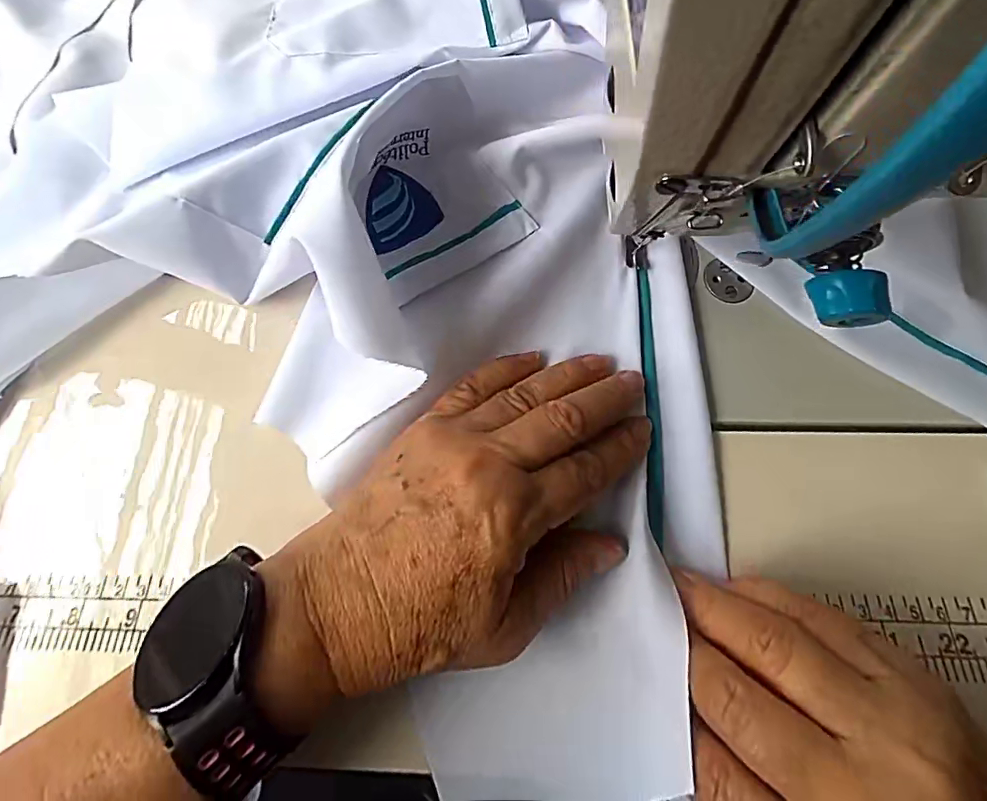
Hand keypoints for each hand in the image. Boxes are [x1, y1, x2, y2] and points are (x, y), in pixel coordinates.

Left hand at [253, 352, 648, 729]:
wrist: (343, 596)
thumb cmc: (423, 622)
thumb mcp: (506, 626)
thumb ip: (562, 577)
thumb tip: (608, 542)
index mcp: (514, 515)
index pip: (584, 471)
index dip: (619, 450)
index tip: (642, 431)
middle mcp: (487, 464)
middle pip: (561, 421)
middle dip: (604, 399)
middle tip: (634, 383)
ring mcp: (451, 439)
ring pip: (521, 395)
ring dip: (564, 376)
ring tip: (597, 362)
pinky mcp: (422, 428)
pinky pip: (471, 388)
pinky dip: (504, 369)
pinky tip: (531, 359)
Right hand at [678, 571, 986, 800]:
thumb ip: (737, 786)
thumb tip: (682, 715)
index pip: (729, 735)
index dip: (682, 686)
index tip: (651, 656)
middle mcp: (878, 765)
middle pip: (754, 670)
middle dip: (696, 626)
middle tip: (658, 601)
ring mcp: (903, 711)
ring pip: (787, 631)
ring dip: (726, 601)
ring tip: (687, 585)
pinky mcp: (917, 675)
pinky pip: (830, 617)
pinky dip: (775, 595)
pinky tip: (742, 589)